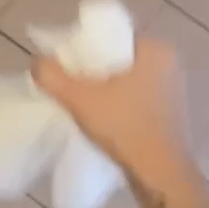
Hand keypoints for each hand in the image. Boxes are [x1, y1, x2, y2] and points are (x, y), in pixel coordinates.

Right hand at [33, 37, 200, 194]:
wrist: (158, 171)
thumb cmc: (123, 126)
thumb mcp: (77, 97)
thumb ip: (50, 74)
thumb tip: (38, 61)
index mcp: (154, 50)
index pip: (108, 36)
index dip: (79, 48)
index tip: (61, 66)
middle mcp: (168, 63)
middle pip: (113, 57)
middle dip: (87, 69)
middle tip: (64, 85)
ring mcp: (170, 87)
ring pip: (121, 77)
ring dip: (97, 86)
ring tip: (75, 101)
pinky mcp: (167, 108)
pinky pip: (130, 93)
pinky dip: (111, 100)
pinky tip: (95, 115)